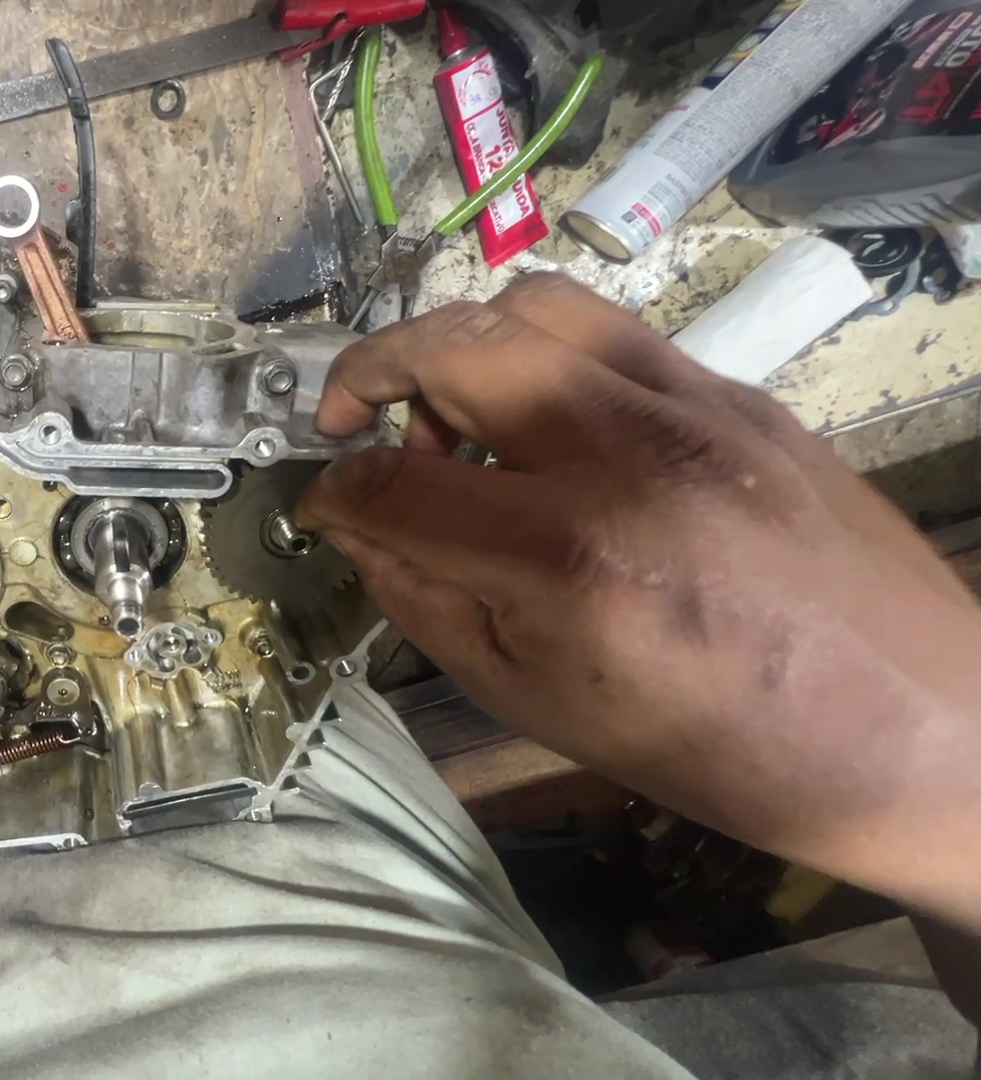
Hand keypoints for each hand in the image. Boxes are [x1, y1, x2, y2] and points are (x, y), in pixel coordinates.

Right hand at [296, 273, 980, 928]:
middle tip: (348, 425)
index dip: (328, 491)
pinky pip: (601, 333)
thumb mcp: (515, 688)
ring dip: (450, 348)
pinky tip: (531, 429)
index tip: (316, 504)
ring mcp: (695, 407)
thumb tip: (354, 524)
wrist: (921, 735)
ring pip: (529, 307)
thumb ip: (413, 592)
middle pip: (452, 347)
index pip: (392, 483)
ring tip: (445, 418)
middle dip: (364, 375)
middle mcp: (625, 454)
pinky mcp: (737, 394)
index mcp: (563, 555)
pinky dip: (529, 359)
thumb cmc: (696, 740)